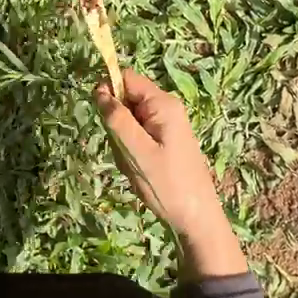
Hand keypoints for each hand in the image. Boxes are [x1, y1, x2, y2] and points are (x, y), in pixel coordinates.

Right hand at [95, 69, 248, 278]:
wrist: (198, 220)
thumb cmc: (167, 185)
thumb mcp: (137, 152)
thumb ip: (117, 119)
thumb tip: (100, 90)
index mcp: (163, 104)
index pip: (127, 78)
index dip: (109, 91)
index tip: (103, 118)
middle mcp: (167, 108)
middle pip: (127, 100)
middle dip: (117, 123)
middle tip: (124, 151)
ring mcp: (167, 125)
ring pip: (130, 120)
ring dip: (123, 142)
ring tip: (134, 165)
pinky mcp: (166, 141)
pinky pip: (138, 136)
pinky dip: (132, 150)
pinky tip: (139, 170)